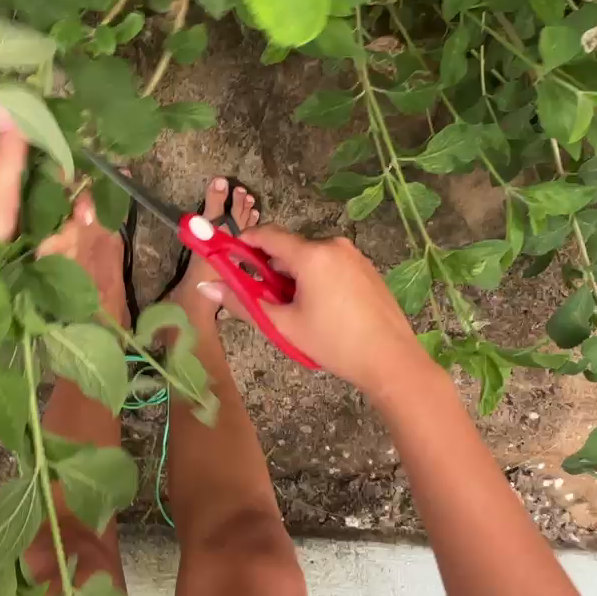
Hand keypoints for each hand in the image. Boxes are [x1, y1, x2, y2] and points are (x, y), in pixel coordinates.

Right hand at [201, 225, 436, 394]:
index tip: (229, 258)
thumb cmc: (334, 343)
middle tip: (267, 301)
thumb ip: (242, 303)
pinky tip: (322, 311)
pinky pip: (330, 265)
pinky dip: (316, 280)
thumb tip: (205, 288)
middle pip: (289, 248)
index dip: (243, 243)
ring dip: (294, 277)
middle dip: (271, 269)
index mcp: (311, 254)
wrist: (391, 360)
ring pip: (310, 258)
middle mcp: (333, 245)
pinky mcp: (366, 268)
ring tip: (297, 312)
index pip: (267, 234)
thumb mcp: (283, 325)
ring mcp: (354, 255)